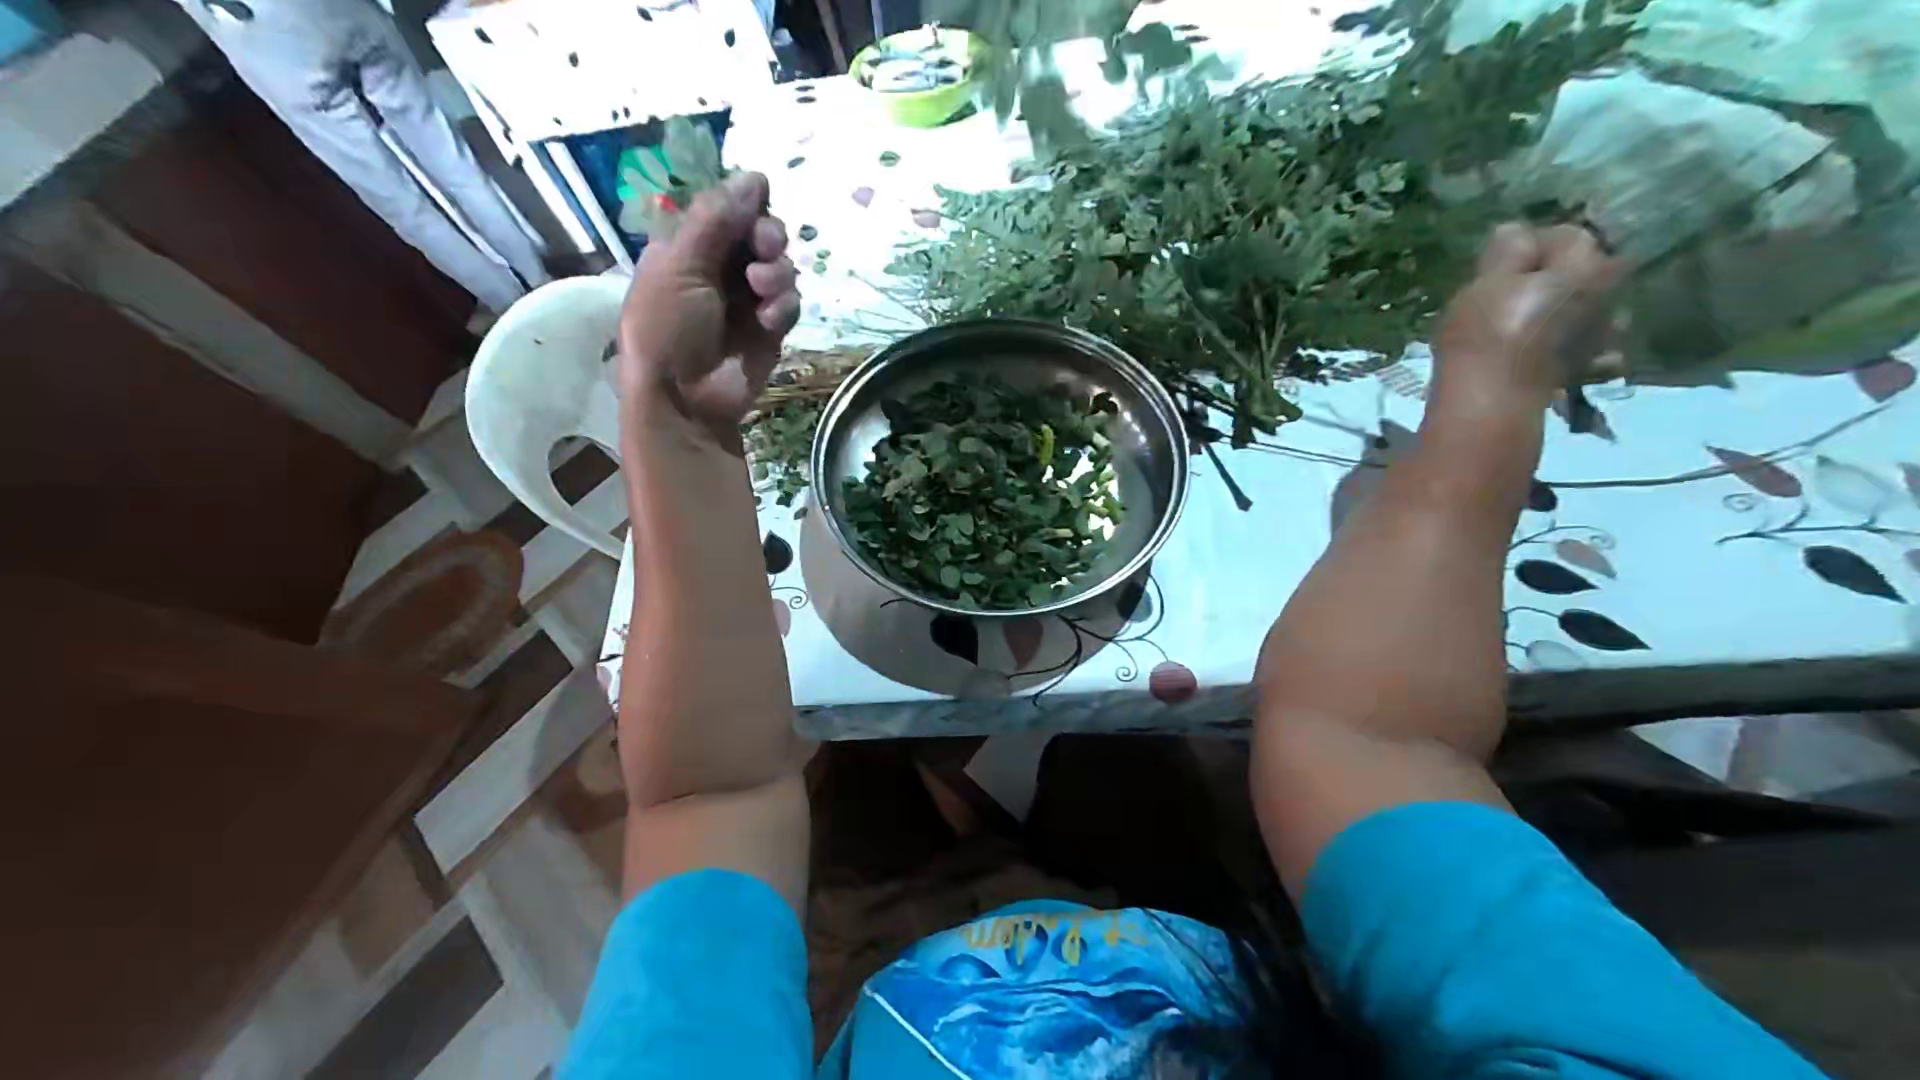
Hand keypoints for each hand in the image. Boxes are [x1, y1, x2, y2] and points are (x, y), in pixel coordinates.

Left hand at [618, 172, 799, 439]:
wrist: (685, 398)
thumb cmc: (667, 327)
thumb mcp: (679, 265)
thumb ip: (716, 219)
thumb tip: (757, 177)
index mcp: (689, 246)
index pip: (729, 209)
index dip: (748, 207)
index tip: (757, 209)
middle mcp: (720, 268)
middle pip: (762, 233)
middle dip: (768, 238)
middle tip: (764, 250)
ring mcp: (748, 300)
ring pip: (782, 267)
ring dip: (777, 274)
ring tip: (761, 292)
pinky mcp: (771, 328)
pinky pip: (791, 303)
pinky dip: (783, 308)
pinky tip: (767, 322)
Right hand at [1432, 223, 1621, 417]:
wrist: (1489, 399)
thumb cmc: (1487, 332)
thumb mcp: (1488, 281)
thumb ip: (1507, 251)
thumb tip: (1515, 231)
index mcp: (1590, 267)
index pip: (1567, 235)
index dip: (1529, 243)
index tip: (1494, 261)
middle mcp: (1608, 296)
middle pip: (1581, 272)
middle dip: (1551, 276)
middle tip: (1505, 290)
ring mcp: (1599, 337)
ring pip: (1582, 308)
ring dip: (1561, 308)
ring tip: (1524, 320)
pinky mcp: (1581, 369)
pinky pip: (1579, 346)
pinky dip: (1566, 344)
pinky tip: (1544, 349)